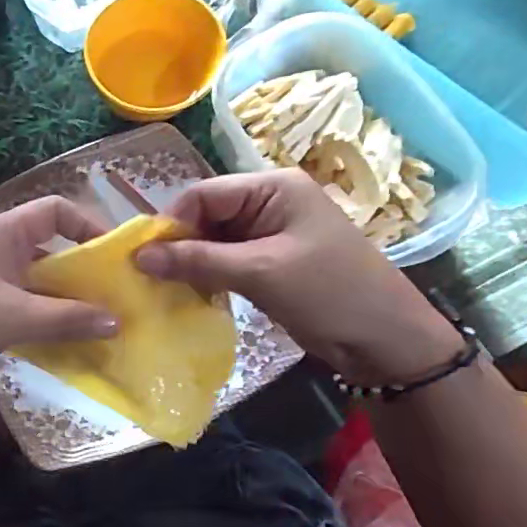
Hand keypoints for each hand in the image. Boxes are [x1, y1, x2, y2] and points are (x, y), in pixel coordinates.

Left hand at [0, 196, 117, 401]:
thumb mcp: (18, 318)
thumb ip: (69, 318)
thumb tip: (117, 321)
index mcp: (3, 232)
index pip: (55, 209)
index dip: (88, 224)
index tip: (114, 254)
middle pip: (52, 242)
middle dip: (84, 265)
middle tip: (116, 288)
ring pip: (42, 274)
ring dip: (69, 292)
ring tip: (101, 313)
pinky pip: (30, 297)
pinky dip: (52, 309)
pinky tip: (72, 330)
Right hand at [134, 169, 464, 385]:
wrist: (386, 339)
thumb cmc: (328, 293)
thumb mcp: (260, 272)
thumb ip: (198, 260)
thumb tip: (139, 256)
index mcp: (273, 187)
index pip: (205, 194)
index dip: (172, 223)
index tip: (145, 260)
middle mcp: (270, 202)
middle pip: (207, 215)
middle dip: (181, 245)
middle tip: (154, 280)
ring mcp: (272, 233)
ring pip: (215, 241)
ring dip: (193, 264)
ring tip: (169, 291)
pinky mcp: (272, 262)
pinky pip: (229, 261)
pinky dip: (210, 277)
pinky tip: (195, 296)